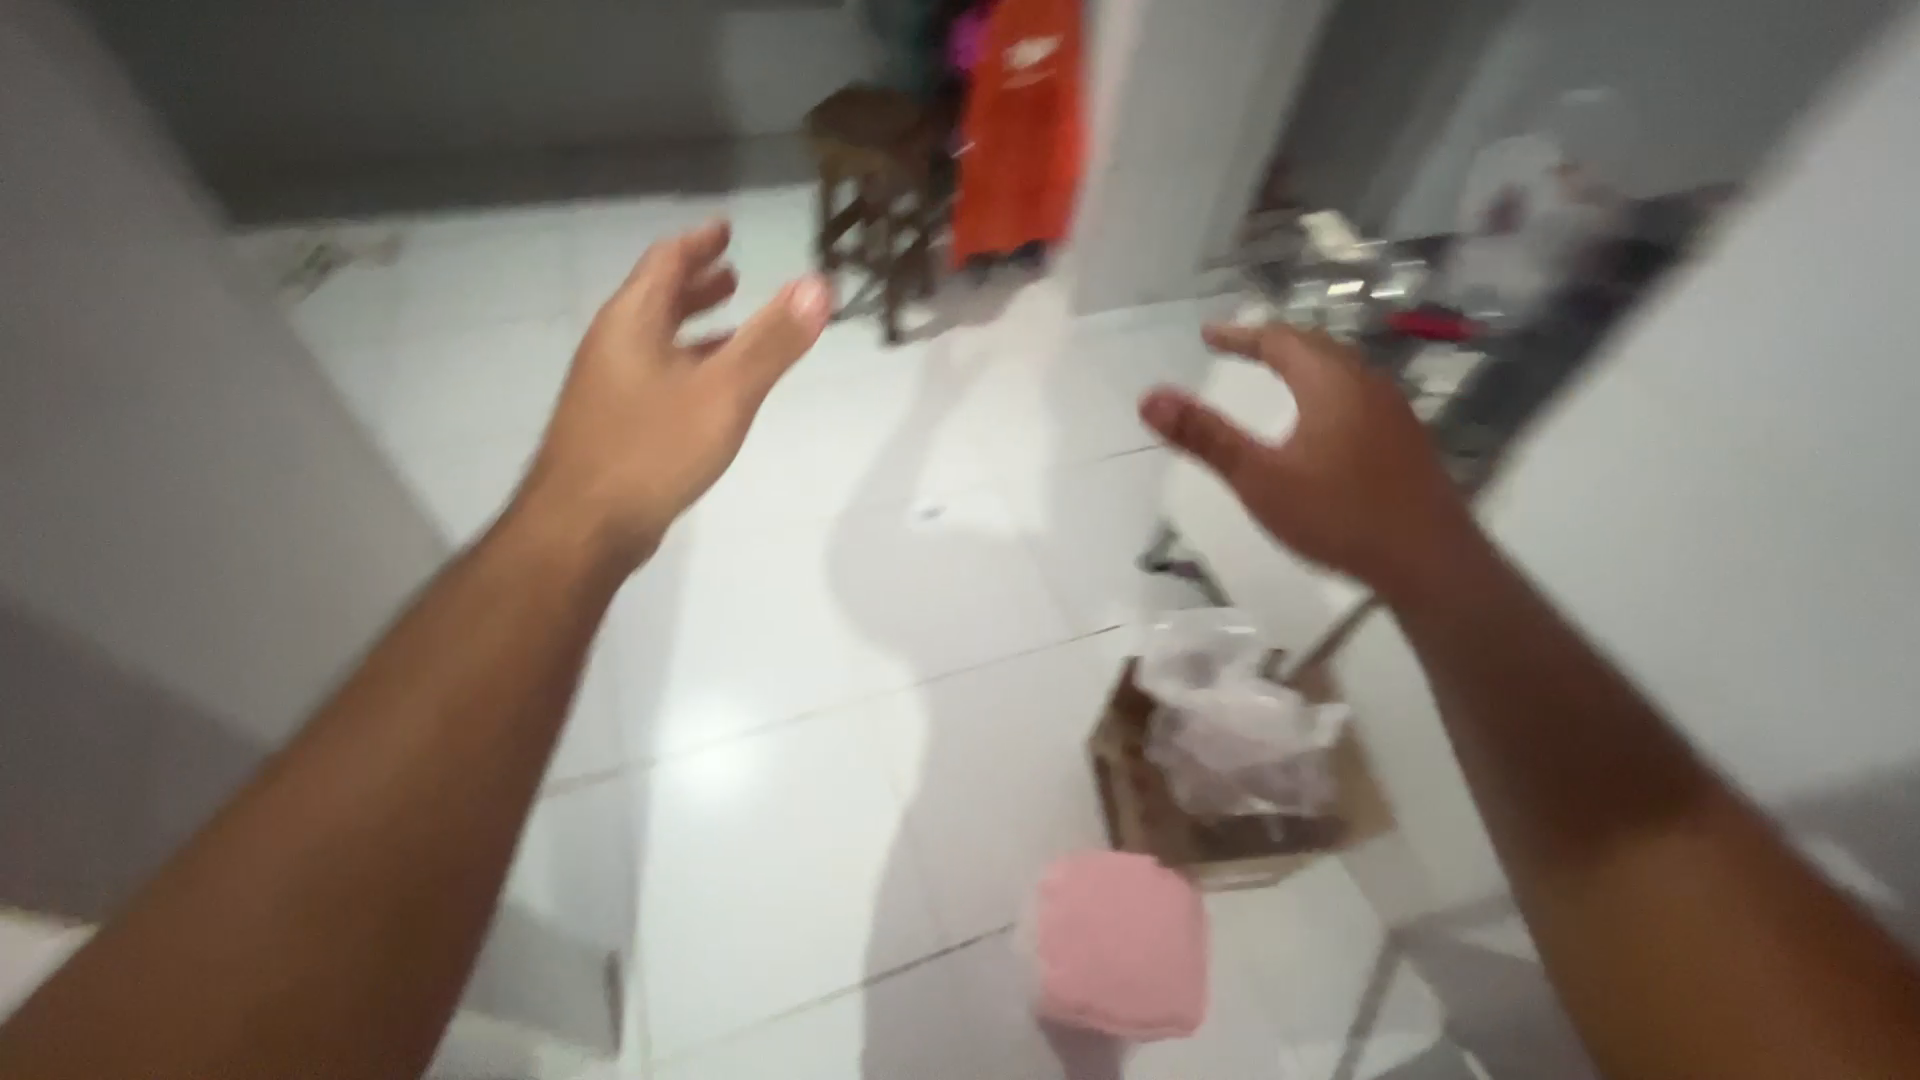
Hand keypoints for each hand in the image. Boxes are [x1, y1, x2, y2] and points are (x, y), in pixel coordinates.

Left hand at [512, 220, 831, 570]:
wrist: (583, 527)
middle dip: (697, 283)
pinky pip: (655, 375)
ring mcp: (609, 387)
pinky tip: (709, 393)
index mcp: (633, 322)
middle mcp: (614, 345)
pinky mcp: (614, 425)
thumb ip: (772, 341)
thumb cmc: (653, 450)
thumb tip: (818, 285)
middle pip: (657, 299)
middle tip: (734, 275)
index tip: (725, 229)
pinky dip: (686, 365)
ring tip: (731, 326)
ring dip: (693, 326)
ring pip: (656, 341)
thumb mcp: (725, 392)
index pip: (666, 262)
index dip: (699, 243)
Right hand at [1139, 323, 1479, 598]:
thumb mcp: (1259, 479)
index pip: (1280, 340)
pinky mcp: (1406, 441)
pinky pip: (1357, 396)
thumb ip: (1205, 437)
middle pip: (1315, 348)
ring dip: (1302, 366)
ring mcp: (1393, 413)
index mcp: (1331, 384)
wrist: (1430, 562)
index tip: (1208, 335)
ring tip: (1274, 378)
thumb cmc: (1339, 515)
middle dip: (1271, 345)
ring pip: (1341, 371)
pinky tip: (1320, 423)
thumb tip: (1149, 398)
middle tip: (1237, 349)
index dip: (1240, 335)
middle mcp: (1367, 385)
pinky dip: (1324, 392)